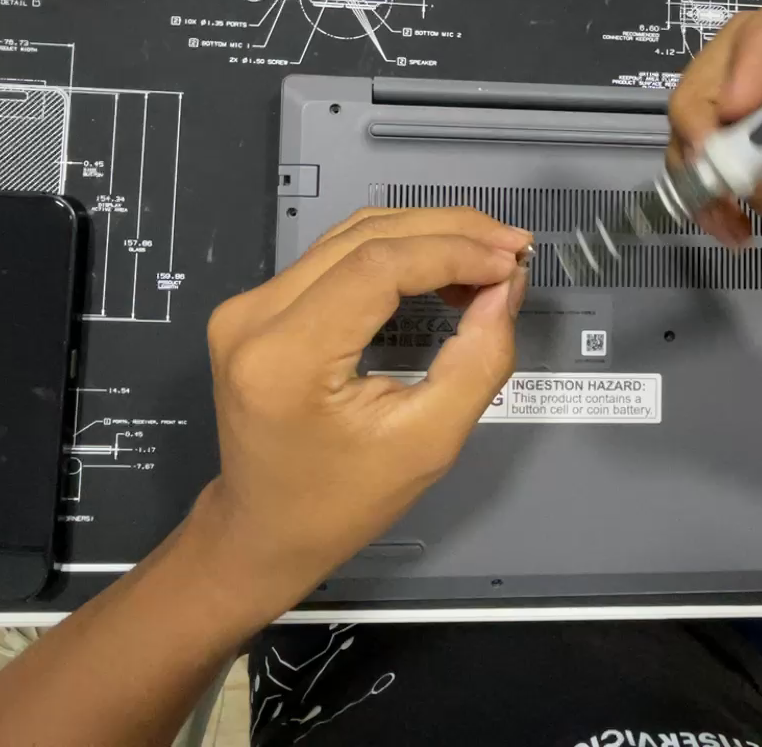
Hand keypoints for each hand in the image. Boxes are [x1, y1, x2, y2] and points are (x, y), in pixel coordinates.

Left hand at [190, 207, 530, 602]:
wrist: (264, 530)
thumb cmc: (342, 502)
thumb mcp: (429, 442)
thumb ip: (478, 360)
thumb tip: (507, 286)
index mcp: (286, 358)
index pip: (377, 266)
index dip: (452, 251)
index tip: (511, 261)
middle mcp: (254, 315)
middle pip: (365, 237)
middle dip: (449, 231)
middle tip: (512, 245)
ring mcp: (249, 305)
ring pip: (352, 234)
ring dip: (426, 233)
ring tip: (486, 254)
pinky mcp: (257, 304)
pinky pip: (336, 255)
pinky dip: (396, 249)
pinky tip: (440, 265)